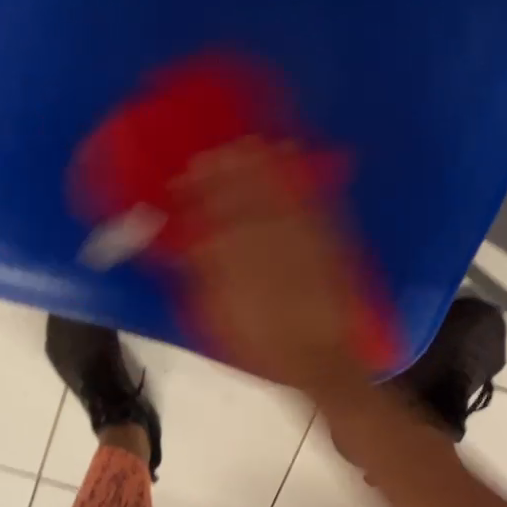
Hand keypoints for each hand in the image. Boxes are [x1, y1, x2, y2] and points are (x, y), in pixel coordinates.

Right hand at [173, 138, 370, 400]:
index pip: (208, 218)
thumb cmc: (259, 346)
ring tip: (247, 142)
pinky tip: (291, 158)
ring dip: (260, 167)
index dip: (194, 193)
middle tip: (212, 148)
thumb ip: (199, 273)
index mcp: (232, 264)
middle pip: (242, 200)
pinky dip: (299, 178)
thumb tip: (181, 242)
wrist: (322, 364)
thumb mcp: (215, 314)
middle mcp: (266, 246)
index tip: (180, 173)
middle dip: (226, 172)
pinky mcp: (327, 243)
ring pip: (276, 196)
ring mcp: (300, 242)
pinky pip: (311, 203)